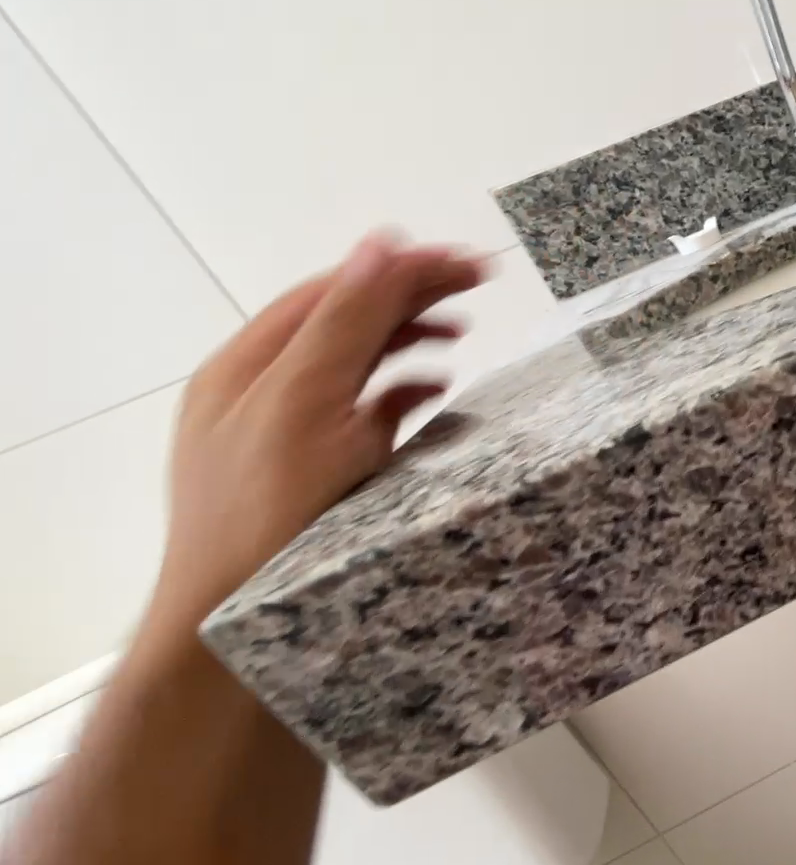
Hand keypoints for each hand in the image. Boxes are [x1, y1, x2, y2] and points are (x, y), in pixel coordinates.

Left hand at [153, 232, 487, 626]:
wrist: (243, 620)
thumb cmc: (273, 511)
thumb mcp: (306, 403)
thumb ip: (346, 324)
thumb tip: (380, 244)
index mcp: (252, 365)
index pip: (335, 290)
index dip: (402, 267)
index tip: (471, 262)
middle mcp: (268, 388)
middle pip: (349, 319)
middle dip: (415, 295)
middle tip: (483, 283)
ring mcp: (295, 427)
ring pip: (360, 361)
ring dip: (412, 337)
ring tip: (462, 335)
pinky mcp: (323, 463)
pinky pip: (368, 408)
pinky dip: (406, 389)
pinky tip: (437, 393)